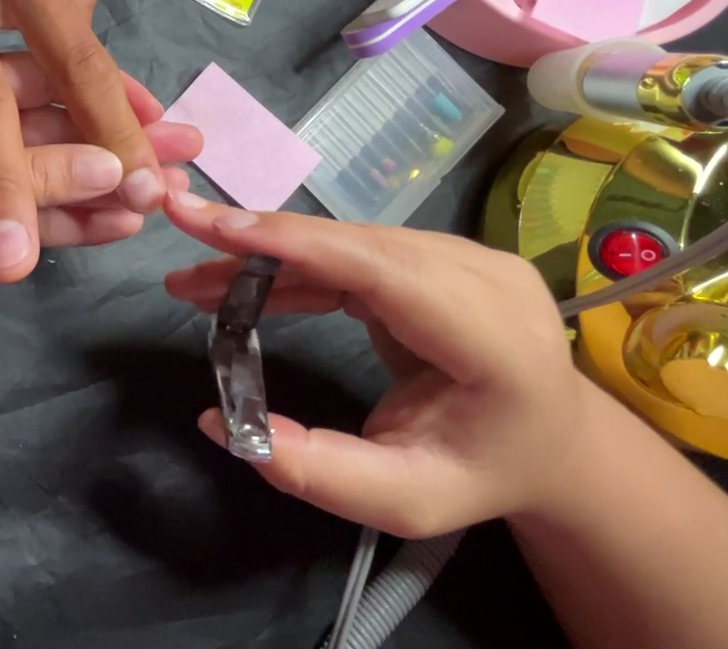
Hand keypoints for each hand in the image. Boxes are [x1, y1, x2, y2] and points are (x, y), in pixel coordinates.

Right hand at [162, 193, 603, 539]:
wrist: (548, 441)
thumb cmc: (479, 472)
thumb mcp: (405, 500)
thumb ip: (316, 471)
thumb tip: (217, 421)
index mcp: (497, 340)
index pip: (387, 271)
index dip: (298, 243)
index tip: (218, 228)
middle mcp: (483, 278)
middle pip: (351, 245)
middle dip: (256, 240)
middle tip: (178, 228)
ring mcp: (461, 257)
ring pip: (340, 241)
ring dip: (261, 254)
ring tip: (192, 281)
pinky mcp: (431, 254)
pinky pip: (346, 250)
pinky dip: (286, 264)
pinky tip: (237, 284)